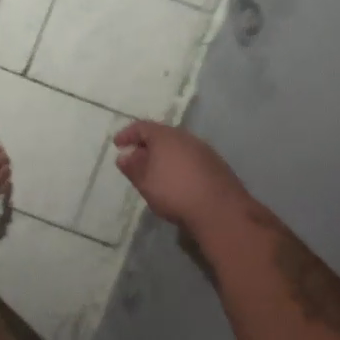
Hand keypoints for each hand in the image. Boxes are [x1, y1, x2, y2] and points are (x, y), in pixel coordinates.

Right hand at [113, 120, 248, 231]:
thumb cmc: (175, 193)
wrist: (222, 212)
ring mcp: (204, 150)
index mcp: (164, 136)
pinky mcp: (218, 166)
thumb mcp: (145, 183)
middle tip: (137, 159)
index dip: (127, 134)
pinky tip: (180, 182)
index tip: (118, 145)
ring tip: (158, 173)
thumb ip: (132, 168)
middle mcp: (185, 137)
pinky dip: (181, 165)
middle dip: (147, 146)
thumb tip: (124, 157)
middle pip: (161, 135)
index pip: (141, 127)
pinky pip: (192, 159)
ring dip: (166, 156)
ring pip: (179, 147)